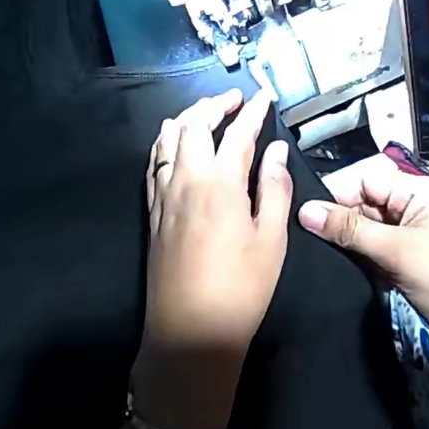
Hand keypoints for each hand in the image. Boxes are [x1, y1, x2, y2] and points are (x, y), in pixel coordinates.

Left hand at [136, 90, 291, 428]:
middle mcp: (187, 178)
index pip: (238, 133)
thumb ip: (274, 187)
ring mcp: (164, 193)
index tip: (265, 96)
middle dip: (215, 105)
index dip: (254, 112)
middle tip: (235, 100)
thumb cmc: (241, 287)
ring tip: (206, 112)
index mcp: (220, 182)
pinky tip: (172, 143)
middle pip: (194, 125)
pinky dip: (165, 142)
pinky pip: (154, 162)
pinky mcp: (153, 210)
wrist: (190, 332)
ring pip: (168, 139)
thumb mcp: (271, 239)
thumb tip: (276, 150)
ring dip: (188, 117)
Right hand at [298, 167, 428, 360]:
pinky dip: (369, 265)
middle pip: (369, 206)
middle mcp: (420, 210)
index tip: (306, 218)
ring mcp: (422, 240)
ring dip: (355, 247)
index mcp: (422, 192)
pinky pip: (385, 257)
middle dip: (343, 223)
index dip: (337, 195)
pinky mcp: (421, 268)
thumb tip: (305, 210)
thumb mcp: (399, 252)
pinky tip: (348, 276)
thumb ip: (350, 230)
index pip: (367, 179)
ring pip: (374, 234)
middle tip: (310, 244)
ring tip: (324, 261)